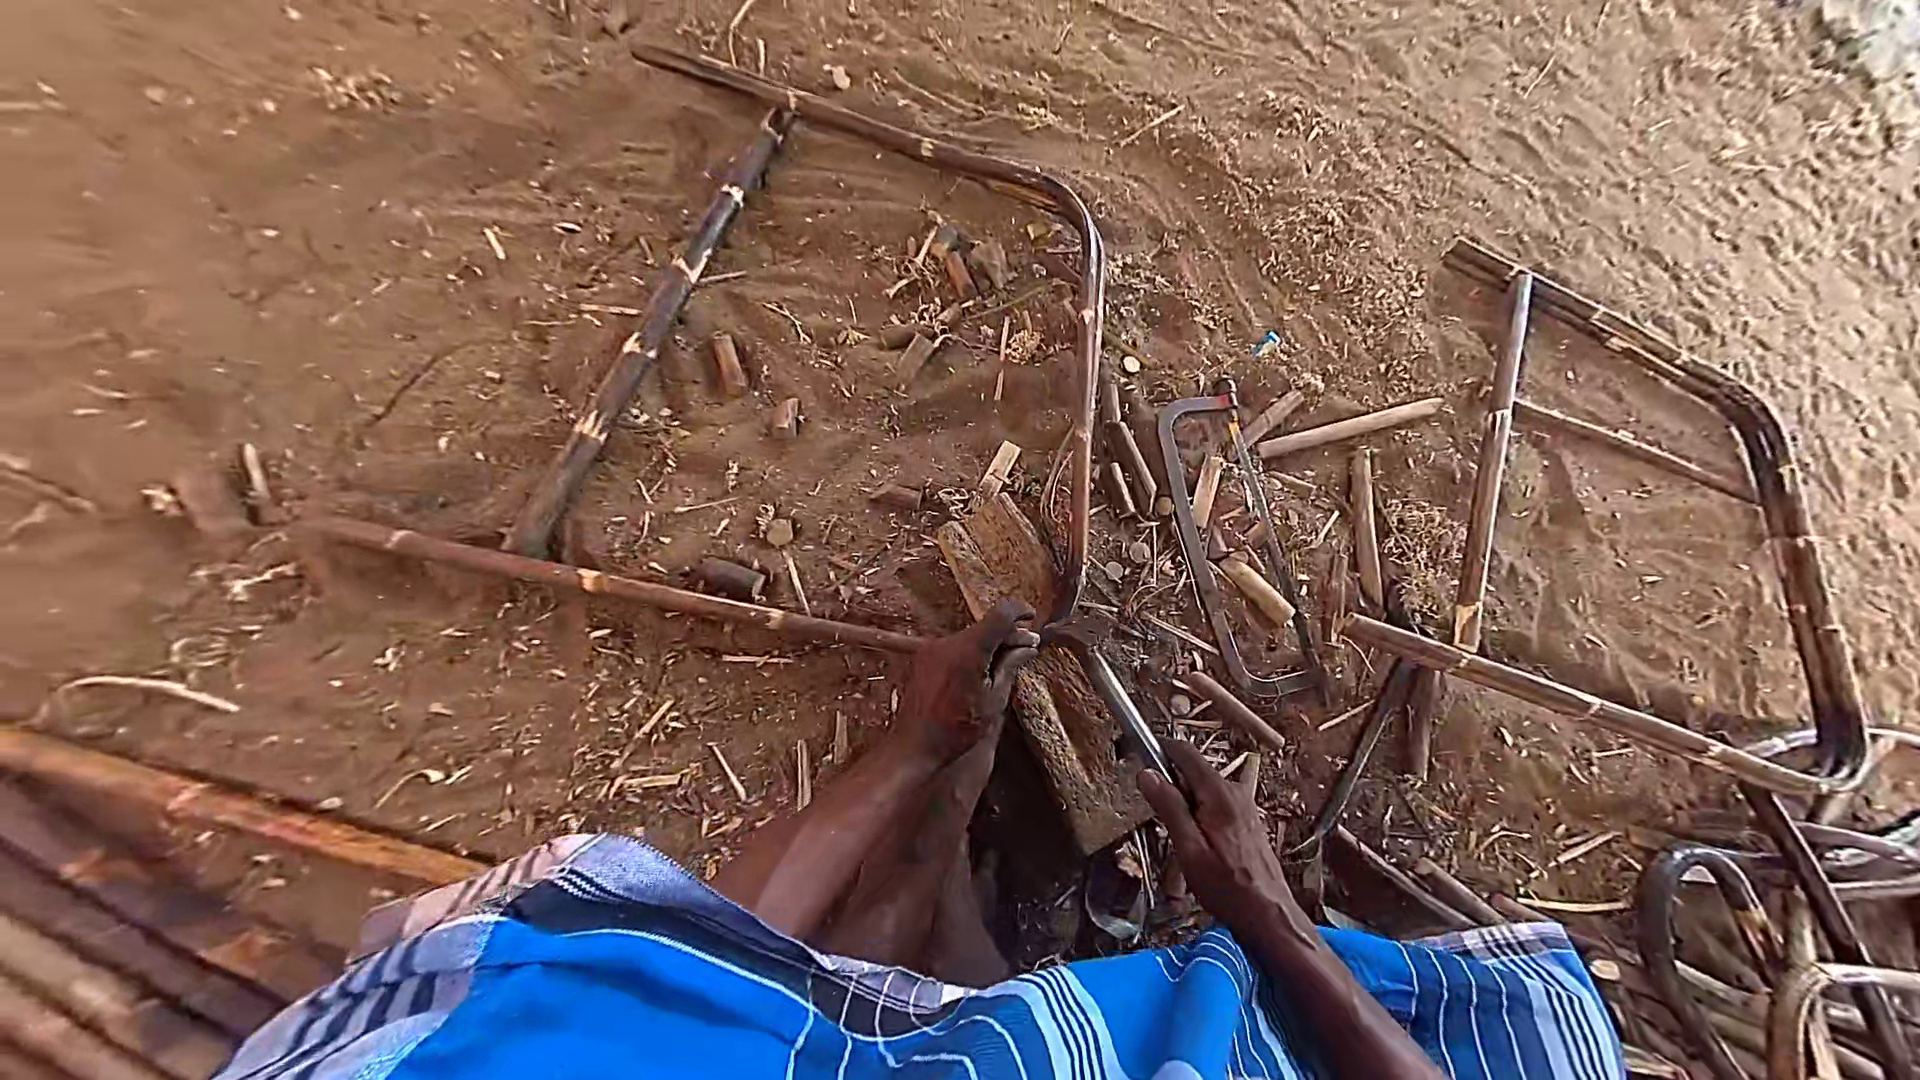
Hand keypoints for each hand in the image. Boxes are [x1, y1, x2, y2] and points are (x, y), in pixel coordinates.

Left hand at [899, 599, 1039, 760]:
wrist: (915, 746)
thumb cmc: (957, 730)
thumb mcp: (994, 700)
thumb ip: (1010, 667)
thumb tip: (1028, 646)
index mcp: (969, 651)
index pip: (1000, 615)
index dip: (1019, 611)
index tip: (1032, 617)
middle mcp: (948, 643)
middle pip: (985, 626)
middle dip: (1007, 634)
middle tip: (1026, 648)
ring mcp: (932, 648)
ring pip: (970, 636)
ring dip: (988, 644)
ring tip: (1003, 664)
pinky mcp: (923, 656)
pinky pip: (953, 646)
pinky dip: (969, 651)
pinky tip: (979, 669)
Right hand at [1138, 740, 1311, 946]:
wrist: (1271, 919)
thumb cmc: (1228, 889)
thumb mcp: (1189, 849)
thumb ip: (1169, 807)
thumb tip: (1147, 773)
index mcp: (1218, 793)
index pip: (1183, 751)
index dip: (1158, 749)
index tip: (1138, 758)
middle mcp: (1234, 791)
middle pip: (1192, 769)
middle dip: (1170, 782)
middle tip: (1157, 814)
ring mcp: (1243, 804)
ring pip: (1201, 787)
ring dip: (1184, 801)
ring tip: (1179, 837)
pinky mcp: (1247, 818)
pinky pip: (1214, 801)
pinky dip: (1199, 811)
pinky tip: (1198, 842)